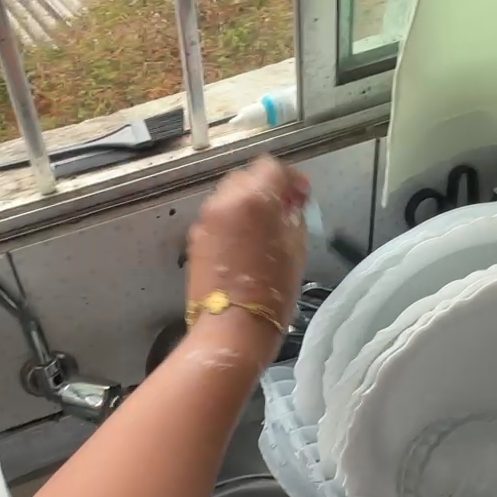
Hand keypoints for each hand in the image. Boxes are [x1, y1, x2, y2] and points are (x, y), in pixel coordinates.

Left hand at [183, 156, 309, 366]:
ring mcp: (205, 222)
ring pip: (228, 199)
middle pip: (247, 178)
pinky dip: (232, 224)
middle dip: (266, 189)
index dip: (291, 179)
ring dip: (247, 206)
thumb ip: (293, 218)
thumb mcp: (296, 250)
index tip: (301, 196)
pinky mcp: (195, 241)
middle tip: (284, 211)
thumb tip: (289, 208)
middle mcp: (224, 203)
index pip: (272, 168)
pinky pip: (217, 221)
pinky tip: (245, 246)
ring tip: (264, 231)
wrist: (231, 328)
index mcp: (253, 199)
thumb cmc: (271, 293)